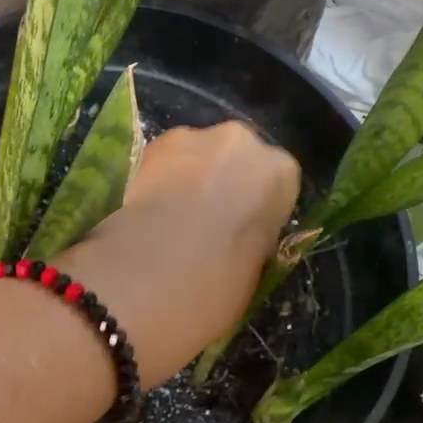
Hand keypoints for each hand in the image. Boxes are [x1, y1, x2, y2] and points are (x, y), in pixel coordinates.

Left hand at [56, 123, 298, 384]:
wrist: (153, 274)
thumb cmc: (216, 284)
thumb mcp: (251, 274)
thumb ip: (249, 245)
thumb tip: (234, 246)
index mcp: (281, 175)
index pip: (274, 187)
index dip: (250, 211)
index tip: (233, 235)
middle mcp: (244, 142)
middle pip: (233, 161)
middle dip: (217, 187)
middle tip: (195, 227)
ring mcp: (195, 138)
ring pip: (194, 157)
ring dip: (183, 180)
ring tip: (163, 222)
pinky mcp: (149, 146)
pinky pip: (159, 163)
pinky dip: (152, 182)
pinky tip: (140, 214)